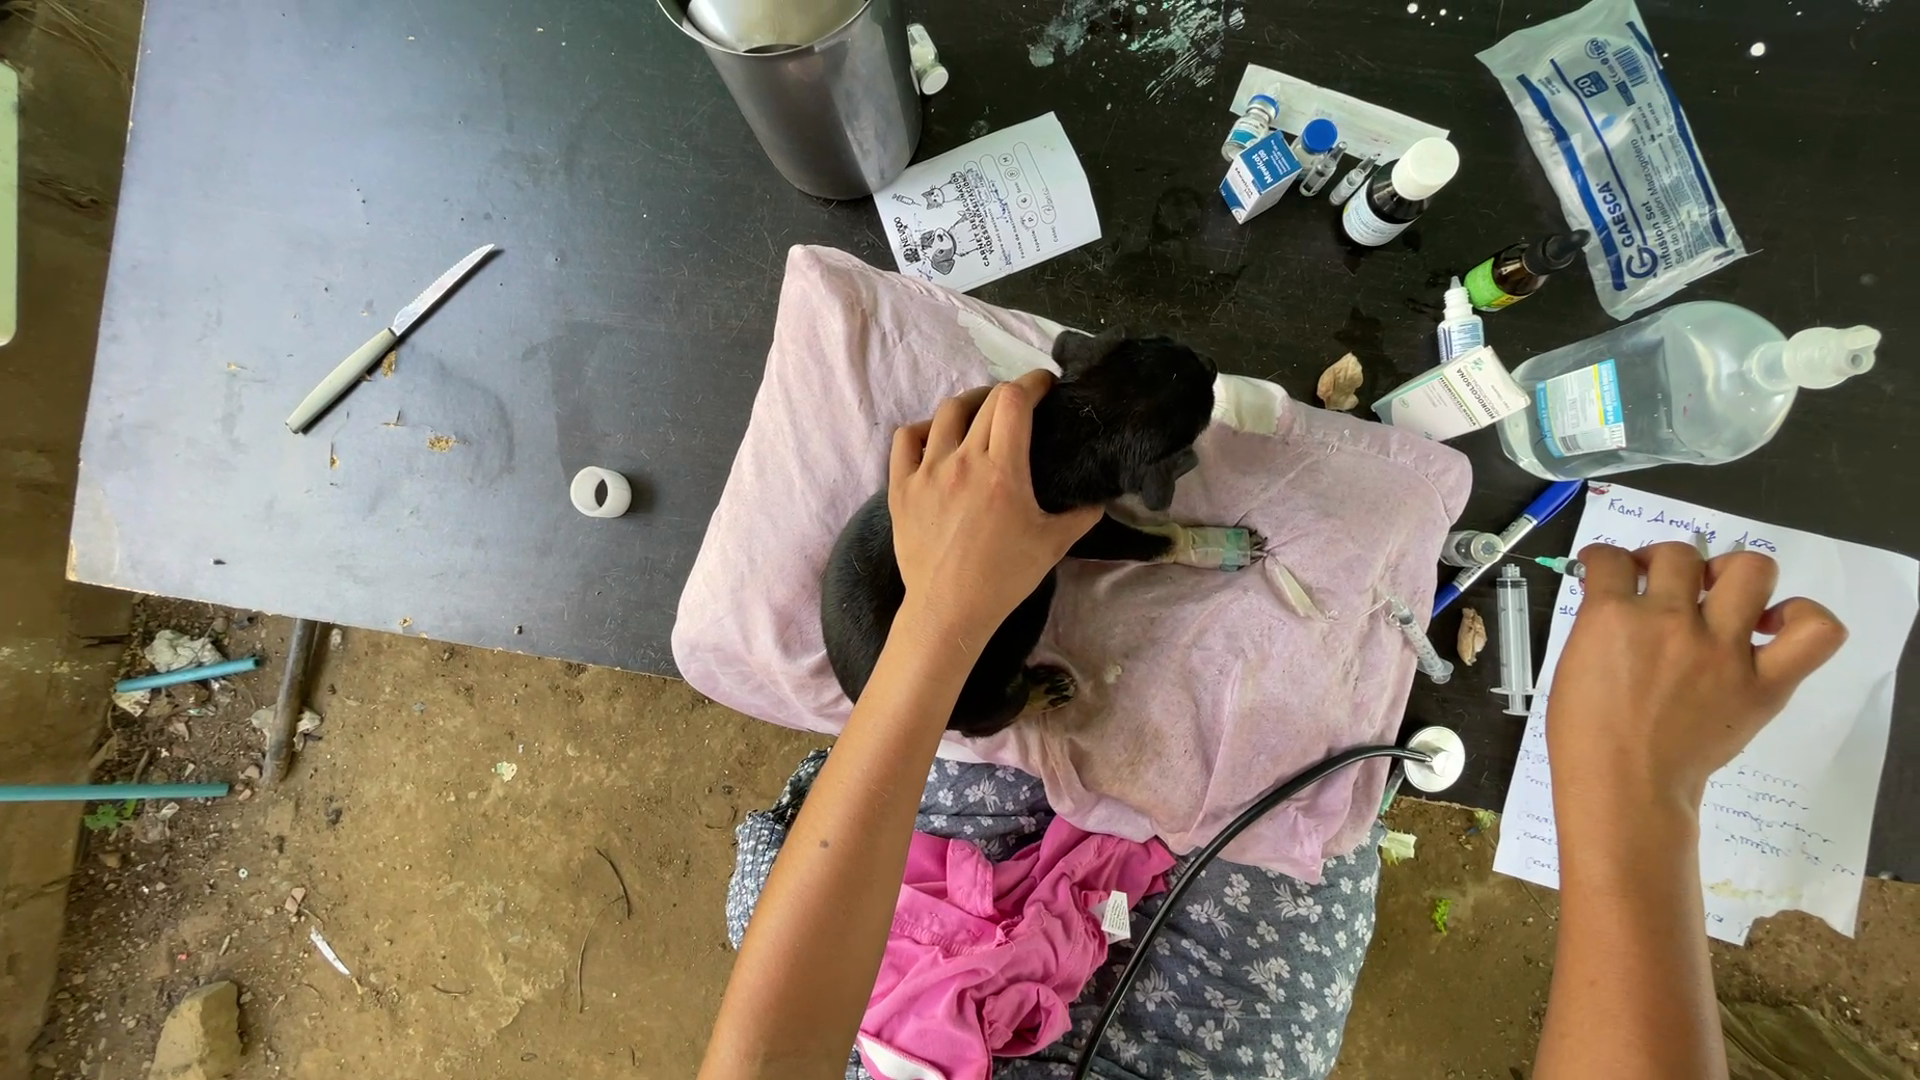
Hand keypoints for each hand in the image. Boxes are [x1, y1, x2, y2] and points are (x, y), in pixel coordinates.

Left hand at [888, 371, 1101, 651]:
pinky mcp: (901, 487)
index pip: (1014, 400)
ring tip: (980, 415)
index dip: (1033, 383)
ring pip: (946, 413)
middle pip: (985, 401)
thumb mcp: (1052, 545)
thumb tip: (1101, 497)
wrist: (949, 609)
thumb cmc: (1004, 578)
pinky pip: (907, 438)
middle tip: (1020, 407)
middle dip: (1008, 393)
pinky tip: (936, 439)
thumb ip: (1081, 515)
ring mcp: (927, 471)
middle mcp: (962, 460)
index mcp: (1002, 470)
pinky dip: (923, 429)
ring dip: (969, 405)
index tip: (1045, 386)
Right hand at [1546, 542, 1847, 811]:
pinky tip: (1770, 626)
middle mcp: (1670, 622)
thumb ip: (1601, 626)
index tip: (1606, 568)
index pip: (1610, 560)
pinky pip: (1816, 631)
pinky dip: (1801, 617)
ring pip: (1750, 572)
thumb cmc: (1583, 725)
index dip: (1603, 558)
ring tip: (1717, 593)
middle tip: (1658, 581)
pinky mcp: (1766, 681)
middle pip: (1678, 555)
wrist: (1624, 777)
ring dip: (1728, 572)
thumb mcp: (1574, 661)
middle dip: (1661, 560)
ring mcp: (1724, 649)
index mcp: (1611, 617)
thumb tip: (1621, 607)